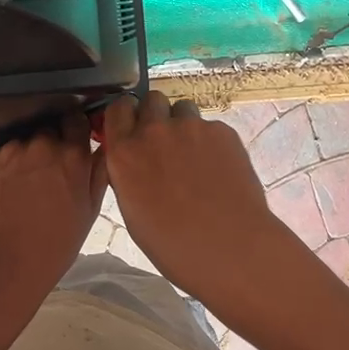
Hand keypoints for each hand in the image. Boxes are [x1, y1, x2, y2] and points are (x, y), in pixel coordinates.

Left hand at [0, 110, 106, 287]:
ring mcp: (13, 150)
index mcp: (72, 155)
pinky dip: (3, 166)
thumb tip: (102, 145)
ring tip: (23, 187)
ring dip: (25, 156)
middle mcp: (43, 145)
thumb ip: (98, 172)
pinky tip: (5, 191)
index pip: (75, 121)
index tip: (71, 140)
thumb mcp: (90, 211)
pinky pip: (0, 154)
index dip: (73, 129)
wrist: (9, 263)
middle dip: (49, 146)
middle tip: (46, 174)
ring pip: (22, 143)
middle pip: (47, 131)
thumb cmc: (57, 243)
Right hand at [99, 92, 281, 295]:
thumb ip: (128, 175)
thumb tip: (134, 161)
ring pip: (183, 110)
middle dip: (157, 115)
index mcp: (125, 152)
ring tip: (197, 158)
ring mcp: (189, 127)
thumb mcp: (133, 211)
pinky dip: (212, 142)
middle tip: (167, 143)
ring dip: (185, 126)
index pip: (117, 108)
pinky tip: (220, 170)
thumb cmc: (174, 246)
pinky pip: (211, 127)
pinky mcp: (221, 130)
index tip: (134, 126)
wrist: (231, 249)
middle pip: (152, 100)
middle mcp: (153, 130)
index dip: (127, 114)